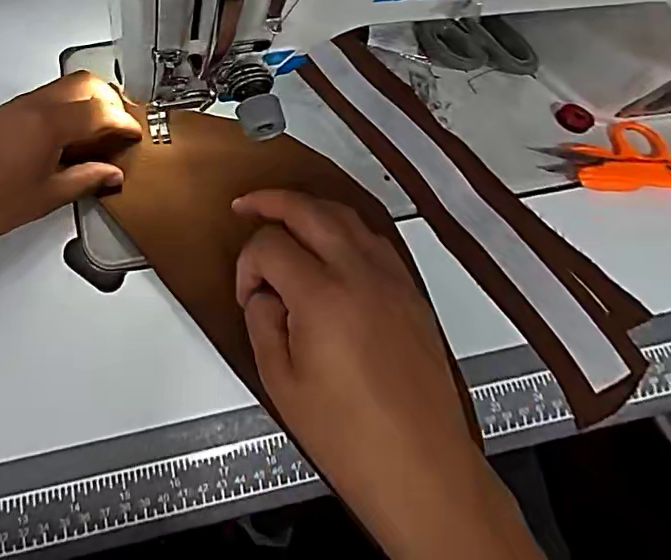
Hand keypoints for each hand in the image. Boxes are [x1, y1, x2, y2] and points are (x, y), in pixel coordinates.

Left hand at [0, 72, 140, 278]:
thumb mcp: (45, 198)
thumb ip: (85, 179)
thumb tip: (109, 173)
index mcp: (48, 124)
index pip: (101, 109)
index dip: (123, 122)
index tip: (132, 136)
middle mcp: (33, 106)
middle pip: (85, 83)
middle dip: (110, 101)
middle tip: (120, 129)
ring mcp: (17, 107)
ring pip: (65, 87)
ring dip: (89, 102)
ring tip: (98, 136)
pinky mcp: (6, 114)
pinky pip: (47, 97)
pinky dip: (67, 108)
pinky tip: (68, 139)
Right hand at [234, 190, 539, 559]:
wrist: (423, 471)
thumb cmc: (357, 440)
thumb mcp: (282, 383)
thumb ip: (262, 323)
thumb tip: (262, 296)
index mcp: (323, 297)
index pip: (270, 246)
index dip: (248, 264)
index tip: (247, 291)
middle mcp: (360, 276)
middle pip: (307, 209)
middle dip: (271, 201)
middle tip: (248, 204)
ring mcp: (391, 280)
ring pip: (344, 214)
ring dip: (309, 207)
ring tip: (287, 213)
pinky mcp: (410, 292)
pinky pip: (373, 238)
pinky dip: (344, 226)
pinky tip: (331, 241)